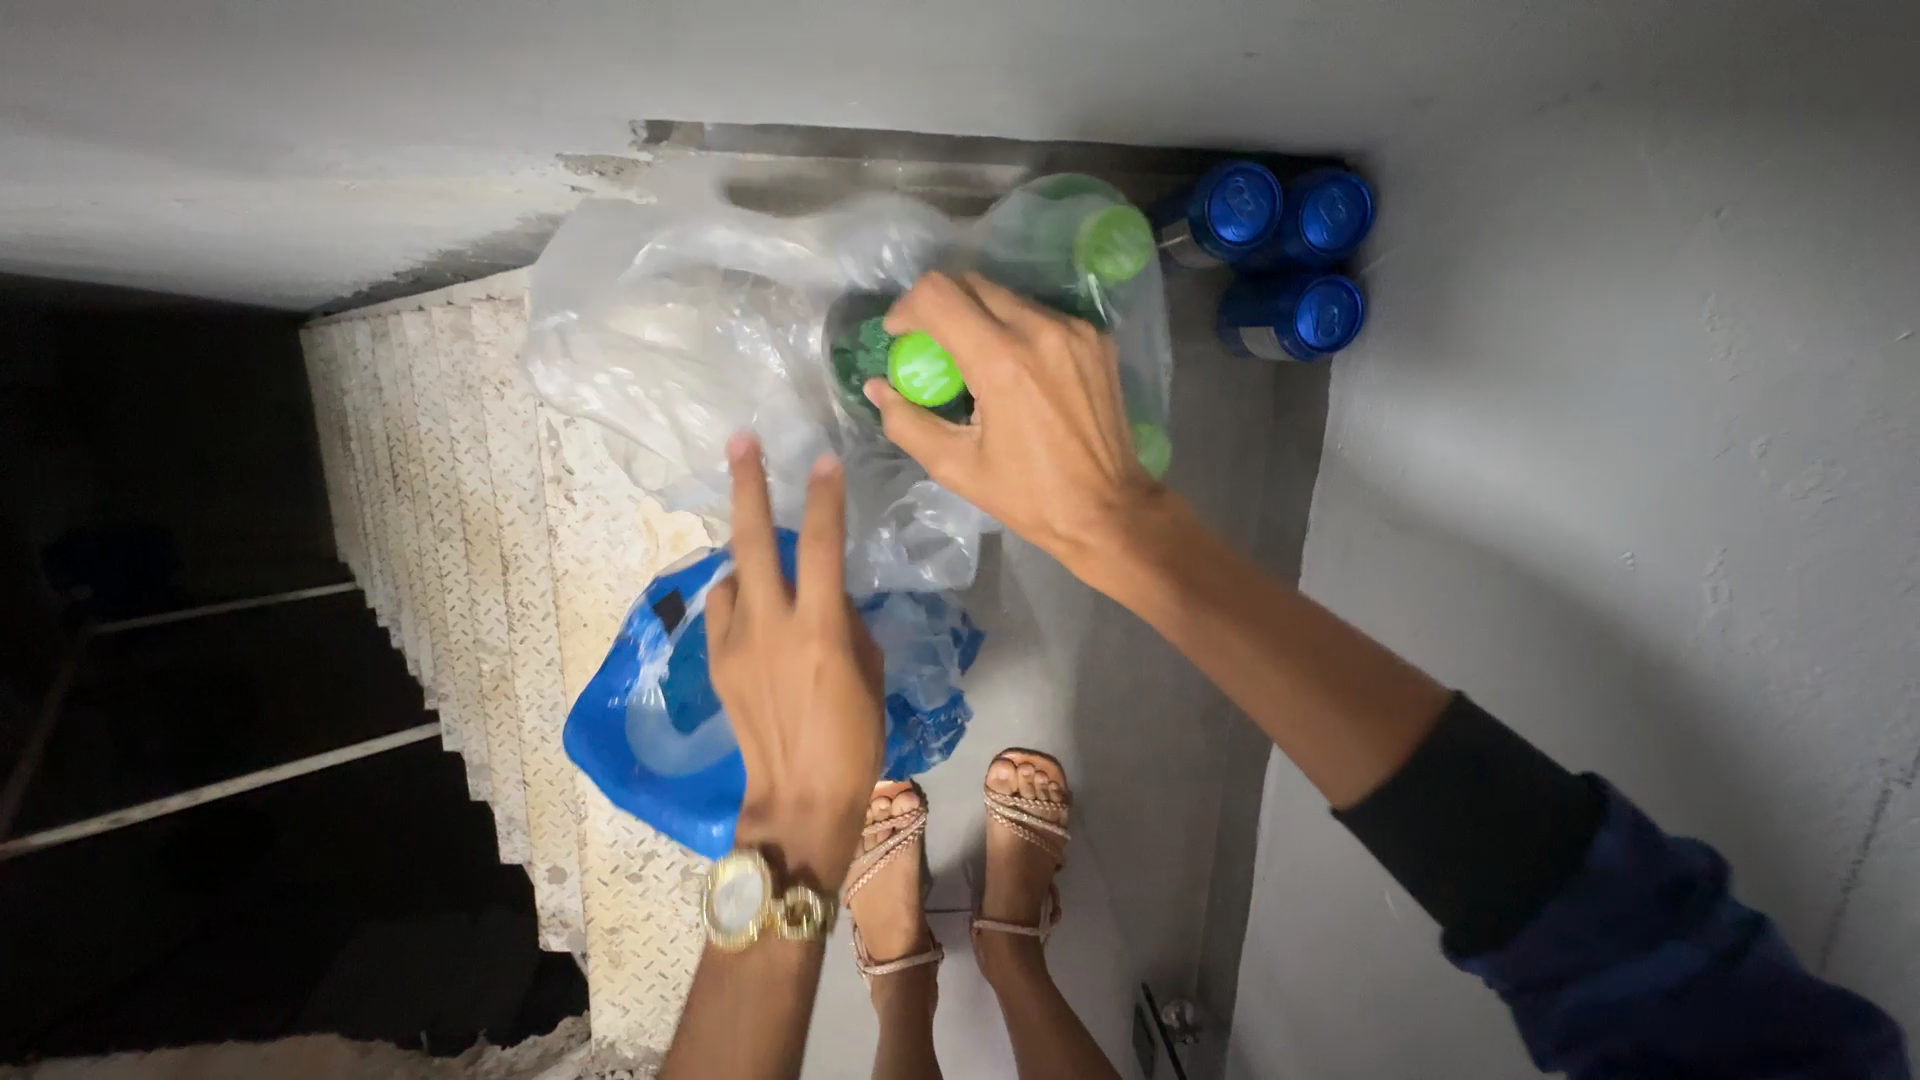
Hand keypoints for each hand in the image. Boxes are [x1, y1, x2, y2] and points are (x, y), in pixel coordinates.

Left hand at [707, 433, 886, 890]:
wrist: (799, 798)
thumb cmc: (854, 740)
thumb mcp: (870, 674)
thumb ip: (847, 626)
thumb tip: (828, 600)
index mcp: (819, 631)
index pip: (820, 546)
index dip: (824, 499)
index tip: (825, 461)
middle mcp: (770, 627)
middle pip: (751, 541)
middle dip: (747, 485)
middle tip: (741, 441)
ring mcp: (735, 646)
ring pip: (731, 576)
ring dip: (746, 558)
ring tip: (766, 562)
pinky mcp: (717, 666)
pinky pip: (723, 611)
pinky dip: (737, 596)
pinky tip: (753, 608)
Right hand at [866, 271, 1161, 571]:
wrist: (1107, 508)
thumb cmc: (1029, 496)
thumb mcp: (956, 467)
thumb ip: (907, 422)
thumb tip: (877, 387)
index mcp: (1002, 361)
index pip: (938, 295)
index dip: (907, 308)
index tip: (900, 336)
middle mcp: (1040, 330)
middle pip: (971, 284)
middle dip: (940, 308)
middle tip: (931, 347)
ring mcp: (1074, 330)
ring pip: (1007, 296)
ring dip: (978, 317)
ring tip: (973, 361)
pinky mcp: (1096, 338)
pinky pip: (1040, 315)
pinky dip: (1016, 330)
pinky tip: (1016, 371)